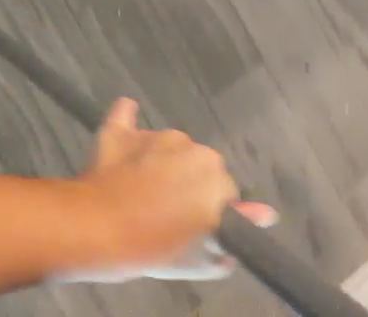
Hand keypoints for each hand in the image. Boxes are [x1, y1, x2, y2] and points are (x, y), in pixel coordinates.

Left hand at [77, 98, 241, 268]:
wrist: (103, 229)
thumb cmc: (159, 248)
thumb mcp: (207, 254)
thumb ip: (240, 227)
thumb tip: (264, 212)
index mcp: (216, 176)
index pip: (224, 191)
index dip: (211, 209)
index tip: (196, 223)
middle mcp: (189, 146)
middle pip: (197, 162)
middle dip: (189, 180)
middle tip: (170, 207)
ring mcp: (152, 135)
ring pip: (166, 144)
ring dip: (161, 158)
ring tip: (143, 187)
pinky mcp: (118, 130)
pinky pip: (124, 114)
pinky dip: (127, 118)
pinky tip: (128, 115)